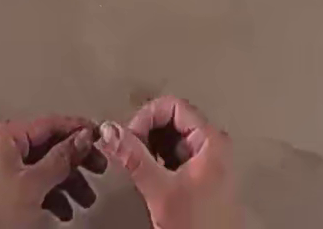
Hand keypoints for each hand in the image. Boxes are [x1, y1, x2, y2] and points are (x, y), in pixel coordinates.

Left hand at [0, 117, 105, 227]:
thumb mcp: (33, 185)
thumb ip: (62, 158)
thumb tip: (83, 137)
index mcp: (6, 136)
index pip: (51, 123)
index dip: (78, 130)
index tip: (100, 137)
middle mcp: (2, 148)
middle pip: (49, 147)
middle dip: (75, 162)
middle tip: (98, 169)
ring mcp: (0, 172)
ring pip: (44, 170)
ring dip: (67, 184)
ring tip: (85, 200)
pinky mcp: (0, 196)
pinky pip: (33, 187)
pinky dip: (51, 197)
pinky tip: (64, 212)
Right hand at [96, 97, 240, 228]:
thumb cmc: (196, 228)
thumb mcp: (161, 192)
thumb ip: (134, 158)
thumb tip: (110, 130)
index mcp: (210, 139)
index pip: (173, 106)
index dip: (146, 116)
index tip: (127, 137)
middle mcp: (212, 143)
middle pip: (173, 119)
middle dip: (147, 132)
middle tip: (128, 152)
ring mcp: (208, 160)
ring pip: (172, 138)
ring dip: (150, 147)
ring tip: (137, 165)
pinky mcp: (200, 177)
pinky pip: (175, 155)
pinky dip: (158, 161)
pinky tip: (149, 176)